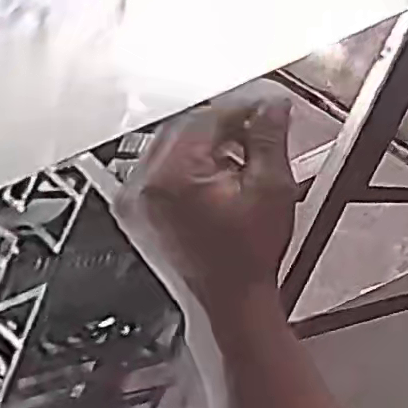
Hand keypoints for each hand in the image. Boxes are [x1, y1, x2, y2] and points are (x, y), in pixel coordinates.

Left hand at [119, 98, 296, 315]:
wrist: (228, 301)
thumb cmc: (247, 256)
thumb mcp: (272, 187)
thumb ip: (270, 138)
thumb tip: (273, 106)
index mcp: (171, 177)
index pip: (207, 117)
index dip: (245, 107)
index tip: (271, 106)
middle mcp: (141, 186)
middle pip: (185, 128)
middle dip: (228, 123)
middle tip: (264, 127)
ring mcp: (134, 201)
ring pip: (174, 145)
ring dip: (212, 141)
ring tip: (249, 155)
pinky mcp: (138, 212)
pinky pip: (164, 168)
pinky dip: (196, 162)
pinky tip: (226, 174)